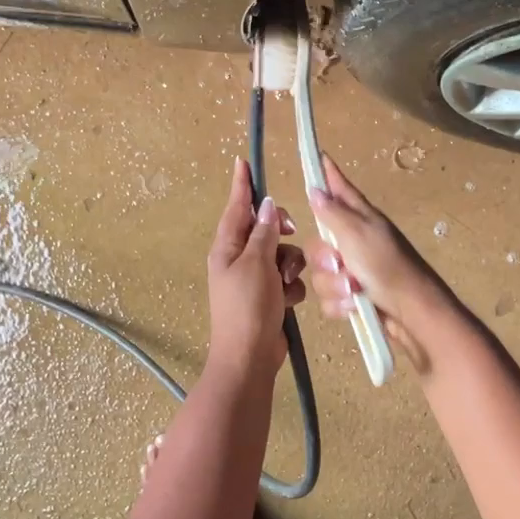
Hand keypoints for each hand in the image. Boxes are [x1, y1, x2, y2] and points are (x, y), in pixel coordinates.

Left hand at [207, 158, 306, 377]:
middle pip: (266, 230)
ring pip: (283, 255)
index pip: (238, 208)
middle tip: (290, 234)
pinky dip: (292, 289)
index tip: (242, 163)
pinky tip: (289, 303)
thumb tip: (268, 206)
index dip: (243, 186)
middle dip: (282, 234)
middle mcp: (239, 260)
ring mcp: (255, 280)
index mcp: (227, 247)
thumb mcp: (257, 264)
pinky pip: (288, 280)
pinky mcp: (270, 298)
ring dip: (291, 266)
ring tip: (286, 284)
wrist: (249, 356)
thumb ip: (265, 233)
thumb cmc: (247, 307)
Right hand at [304, 155, 453, 349]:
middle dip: (324, 258)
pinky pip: (329, 298)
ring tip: (354, 291)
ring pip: (321, 274)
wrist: (410, 312)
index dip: (328, 175)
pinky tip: (353, 307)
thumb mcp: (357, 234)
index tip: (318, 155)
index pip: (340, 189)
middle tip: (339, 263)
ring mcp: (355, 270)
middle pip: (319, 241)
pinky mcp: (353, 297)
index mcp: (361, 219)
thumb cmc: (387, 266)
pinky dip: (340, 304)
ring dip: (334, 286)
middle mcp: (356, 242)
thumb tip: (315, 188)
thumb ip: (333, 213)